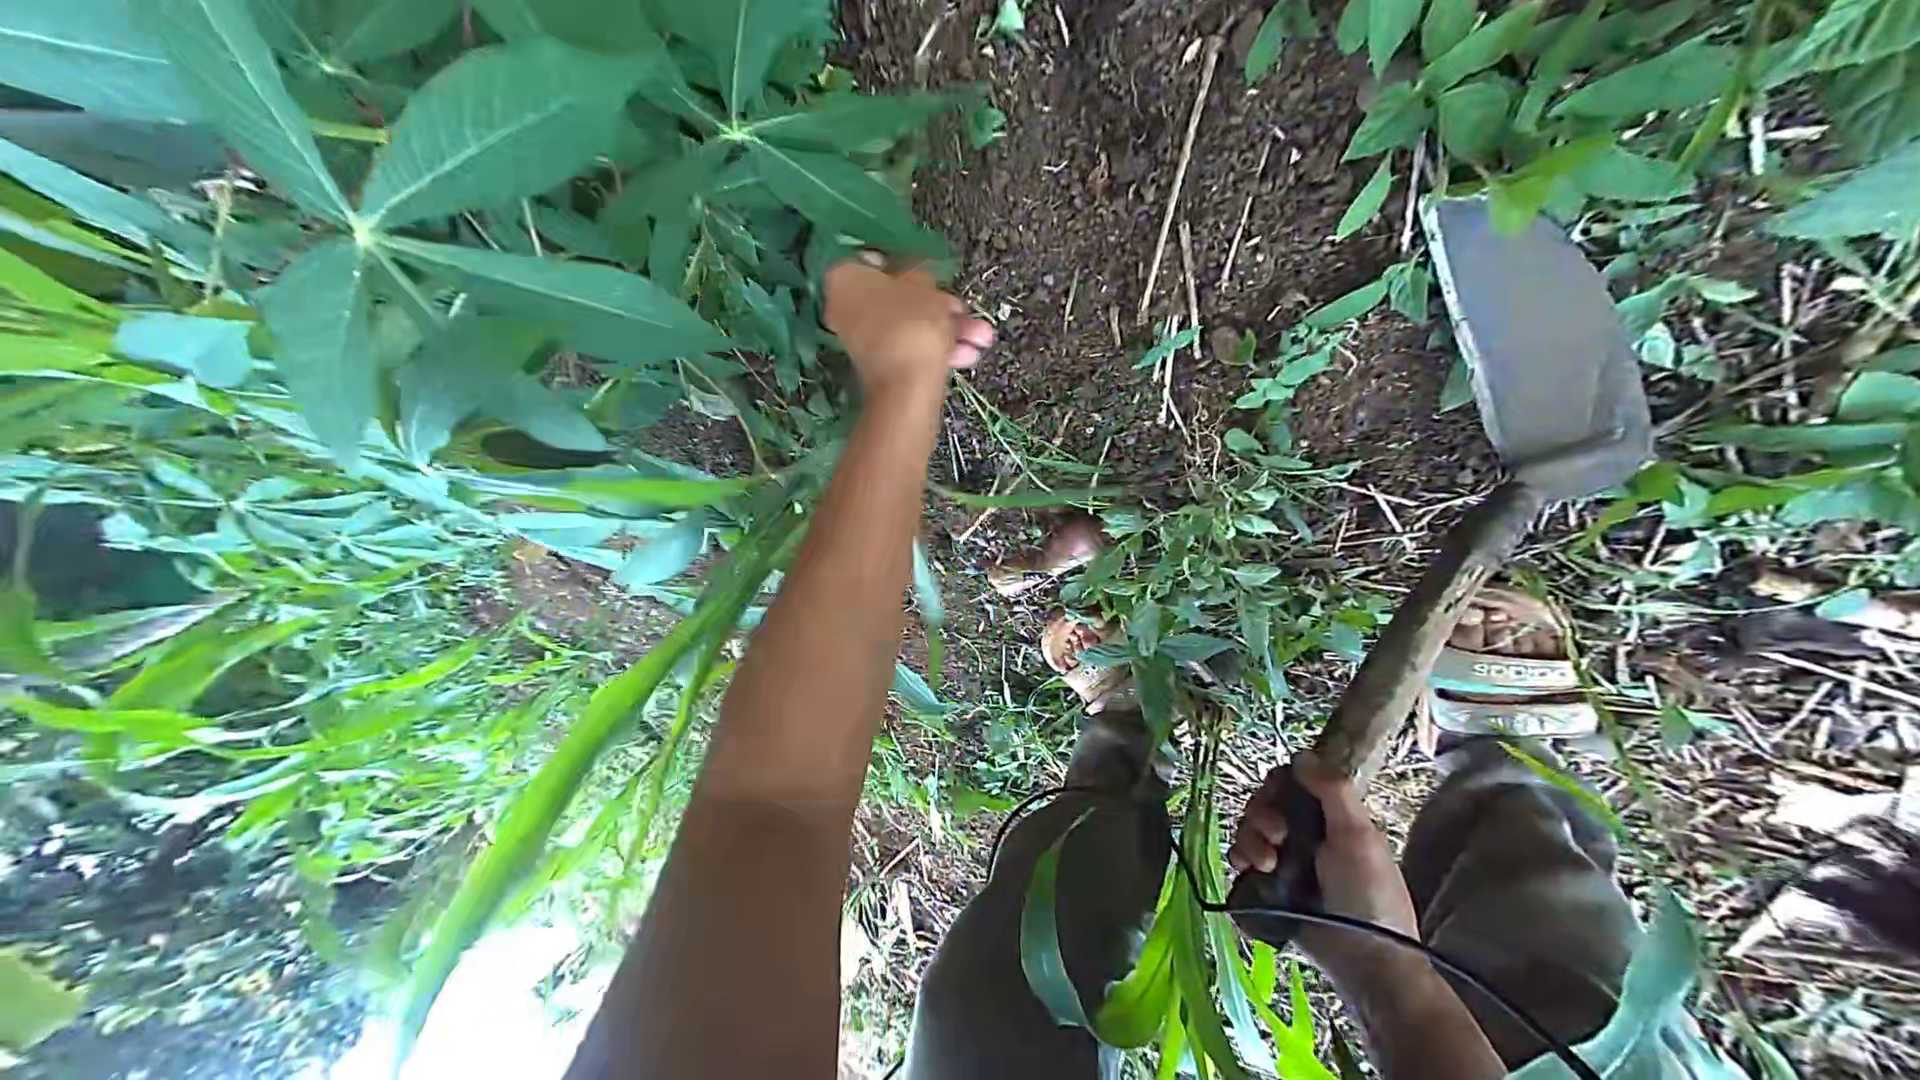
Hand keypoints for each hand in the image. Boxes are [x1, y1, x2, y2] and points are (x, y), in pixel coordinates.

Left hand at [823, 256, 992, 402]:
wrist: (908, 386)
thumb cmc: (911, 323)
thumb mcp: (923, 285)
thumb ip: (920, 274)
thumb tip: (917, 277)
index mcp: (844, 279)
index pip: (874, 262)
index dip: (908, 267)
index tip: (932, 276)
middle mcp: (845, 309)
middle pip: (897, 299)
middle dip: (938, 306)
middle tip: (963, 311)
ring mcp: (863, 342)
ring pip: (910, 326)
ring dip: (948, 330)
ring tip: (980, 338)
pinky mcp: (881, 367)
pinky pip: (910, 348)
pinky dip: (937, 349)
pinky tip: (966, 355)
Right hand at [1228, 751, 1418, 974]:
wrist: (1364, 960)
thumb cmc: (1367, 893)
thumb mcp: (1357, 835)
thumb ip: (1332, 789)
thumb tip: (1302, 753)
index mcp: (1329, 818)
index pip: (1289, 784)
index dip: (1277, 785)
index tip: (1276, 795)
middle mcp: (1305, 834)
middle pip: (1264, 804)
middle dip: (1261, 815)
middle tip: (1275, 836)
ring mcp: (1286, 861)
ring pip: (1249, 829)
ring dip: (1249, 838)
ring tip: (1264, 862)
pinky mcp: (1268, 885)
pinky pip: (1241, 858)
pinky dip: (1239, 857)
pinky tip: (1247, 868)